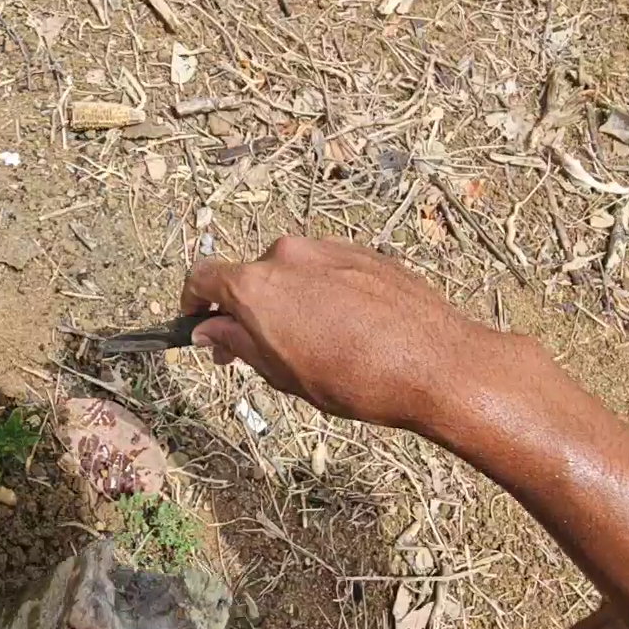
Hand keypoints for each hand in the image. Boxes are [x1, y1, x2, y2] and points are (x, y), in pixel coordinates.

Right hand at [181, 237, 510, 430]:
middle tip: (253, 348)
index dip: (192, 302)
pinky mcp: (363, 254)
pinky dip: (317, 294)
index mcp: (256, 284)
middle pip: (247, 277)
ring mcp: (328, 250)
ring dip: (283, 302)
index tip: (196, 321)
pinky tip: (341, 328)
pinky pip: (323, 270)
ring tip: (307, 343)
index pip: (202, 278)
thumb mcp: (279, 372)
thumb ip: (237, 342)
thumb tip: (209, 329)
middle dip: (242, 309)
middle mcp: (286, 256)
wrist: (436, 365)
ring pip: (288, 274)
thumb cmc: (353, 377)